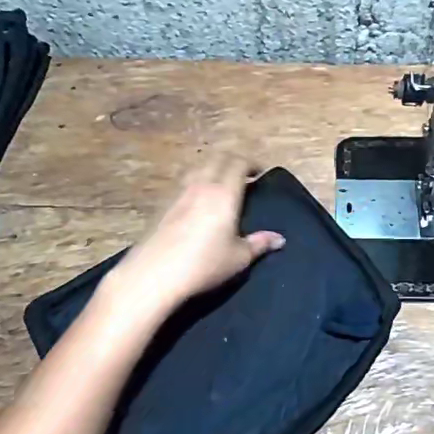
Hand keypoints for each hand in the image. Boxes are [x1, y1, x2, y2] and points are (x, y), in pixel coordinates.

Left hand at [99, 154, 284, 319]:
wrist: (154, 274)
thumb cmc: (204, 264)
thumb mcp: (238, 258)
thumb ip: (259, 244)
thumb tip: (279, 239)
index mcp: (224, 193)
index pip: (238, 164)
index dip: (251, 163)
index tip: (259, 172)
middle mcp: (200, 186)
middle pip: (217, 159)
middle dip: (232, 161)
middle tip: (243, 175)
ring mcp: (178, 193)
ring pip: (197, 169)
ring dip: (211, 169)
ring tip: (219, 184)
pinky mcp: (162, 205)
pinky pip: (183, 184)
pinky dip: (195, 183)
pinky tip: (196, 201)